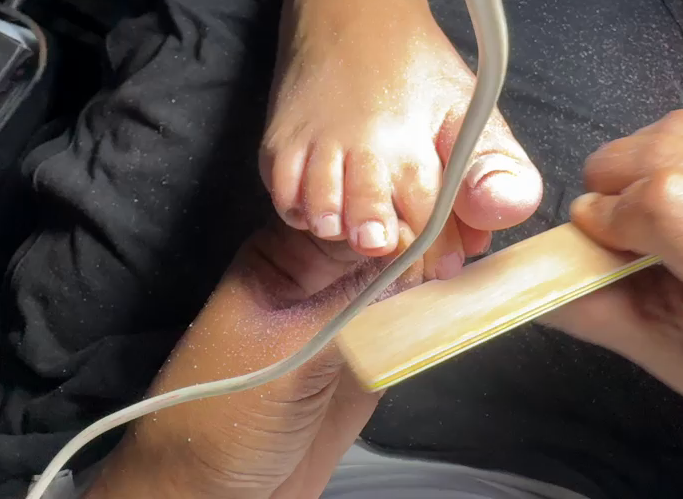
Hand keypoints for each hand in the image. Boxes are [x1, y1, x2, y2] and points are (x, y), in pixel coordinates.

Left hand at [89, 223, 458, 498]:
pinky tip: (464, 302)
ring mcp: (345, 313)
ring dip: (435, 270)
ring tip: (473, 262)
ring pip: (400, 276)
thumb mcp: (291, 351)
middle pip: (383, 237)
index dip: (399, 211)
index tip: (446, 217)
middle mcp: (320, 272)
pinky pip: (406, 322)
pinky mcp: (365, 355)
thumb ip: (354, 302)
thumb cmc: (224, 416)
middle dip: (425, 234)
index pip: (354, 213)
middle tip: (470, 240)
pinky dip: (434, 312)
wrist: (208, 498)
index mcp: (288, 252)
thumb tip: (413, 245)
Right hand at [260, 0, 541, 259]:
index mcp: (413, 142)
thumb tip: (490, 228)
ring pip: (323, 223)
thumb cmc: (415, 68)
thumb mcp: (468, 108)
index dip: (439, 250)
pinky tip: (327, 195)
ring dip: (343, 230)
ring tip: (361, 215)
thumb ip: (493, 166)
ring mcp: (314, 145)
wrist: (353, 9)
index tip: (443, 254)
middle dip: (391, 245)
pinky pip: (284, 201)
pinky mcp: (277, 141)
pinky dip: (303, 210)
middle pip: (370, 233)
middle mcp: (360, 146)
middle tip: (397, 235)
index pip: (427, 227)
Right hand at [542, 108, 682, 463]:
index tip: (597, 234)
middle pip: (677, 152)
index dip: (616, 211)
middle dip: (618, 173)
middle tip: (613, 212)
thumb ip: (597, 313)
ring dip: (647, 152)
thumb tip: (523, 276)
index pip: (673, 206)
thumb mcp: (672, 365)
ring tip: (649, 195)